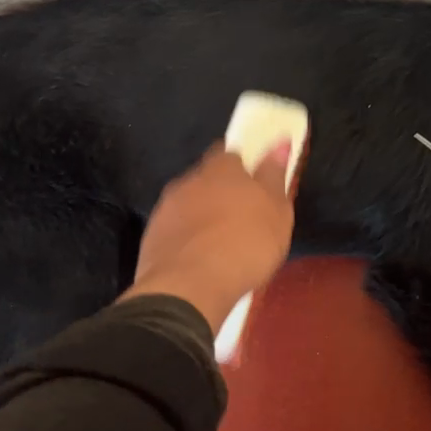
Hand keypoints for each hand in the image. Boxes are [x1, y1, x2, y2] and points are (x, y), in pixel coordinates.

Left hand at [119, 142, 296, 335]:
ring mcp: (165, 210)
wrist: (189, 288)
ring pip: (188, 204)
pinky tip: (201, 257)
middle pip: (206, 178)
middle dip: (220, 190)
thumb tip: (280, 142)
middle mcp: (189, 181)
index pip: (228, 152)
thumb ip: (275, 175)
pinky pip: (175, 230)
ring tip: (220, 239)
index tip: (253, 180)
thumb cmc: (245, 243)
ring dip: (202, 214)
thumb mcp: (276, 210)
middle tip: (241, 212)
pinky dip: (187, 238)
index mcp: (221, 168)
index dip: (241, 164)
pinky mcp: (150, 240)